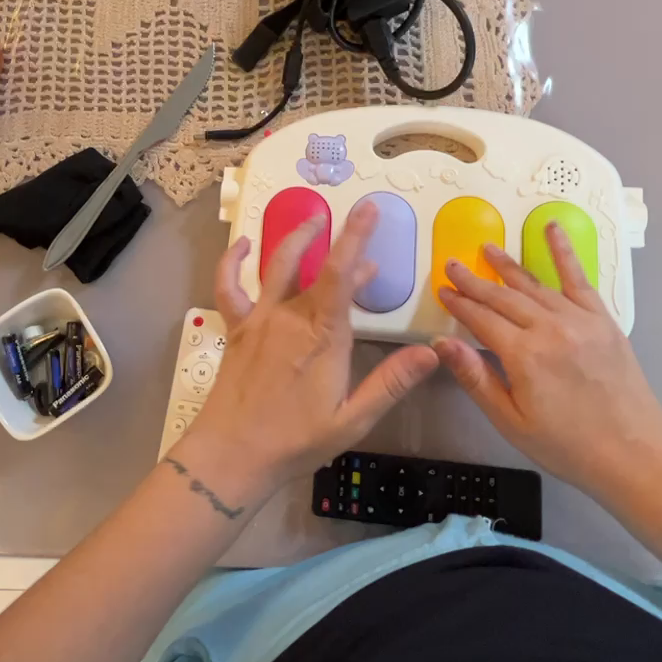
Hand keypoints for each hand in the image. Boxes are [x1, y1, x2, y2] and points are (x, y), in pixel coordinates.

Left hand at [179, 201, 440, 496]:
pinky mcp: (238, 327)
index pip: (343, 274)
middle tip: (359, 215)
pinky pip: (230, 286)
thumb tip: (431, 353)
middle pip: (316, 263)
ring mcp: (259, 319)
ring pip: (277, 265)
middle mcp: (290, 316)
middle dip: (340, 236)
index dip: (357, 237)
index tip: (370, 208)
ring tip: (314, 219)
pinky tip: (244, 245)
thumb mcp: (353, 419)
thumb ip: (390, 383)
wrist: (232, 454)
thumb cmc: (296, 441)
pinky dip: (233, 261)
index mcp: (322, 335)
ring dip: (296, 238)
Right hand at [434, 223, 661, 499]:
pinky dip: (564, 252)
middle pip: (503, 297)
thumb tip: (442, 342)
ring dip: (507, 266)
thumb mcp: (511, 421)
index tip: (441, 290)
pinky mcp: (603, 320)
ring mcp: (580, 320)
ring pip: (534, 285)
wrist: (636, 457)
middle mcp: (550, 328)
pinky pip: (579, 279)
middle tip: (452, 264)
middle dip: (474, 281)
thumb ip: (475, 378)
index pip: (480, 319)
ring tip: (486, 249)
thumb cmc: (567, 446)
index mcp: (524, 355)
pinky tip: (552, 229)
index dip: (458, 304)